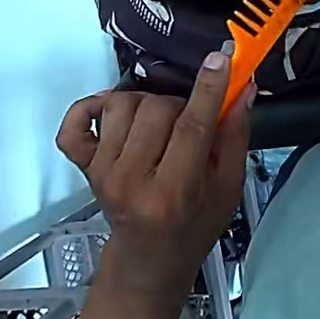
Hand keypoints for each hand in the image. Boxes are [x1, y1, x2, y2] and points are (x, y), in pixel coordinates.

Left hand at [56, 52, 252, 303]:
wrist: (149, 260)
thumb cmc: (195, 224)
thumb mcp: (229, 187)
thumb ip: (236, 135)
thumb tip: (244, 87)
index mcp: (174, 192)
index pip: (192, 127)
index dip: (209, 88)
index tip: (220, 58)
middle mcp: (131, 180)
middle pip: (157, 108)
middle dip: (182, 104)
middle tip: (191, 122)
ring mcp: (102, 172)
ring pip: (123, 104)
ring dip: (148, 103)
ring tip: (161, 124)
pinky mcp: (84, 166)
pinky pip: (75, 122)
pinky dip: (90, 107)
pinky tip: (113, 110)